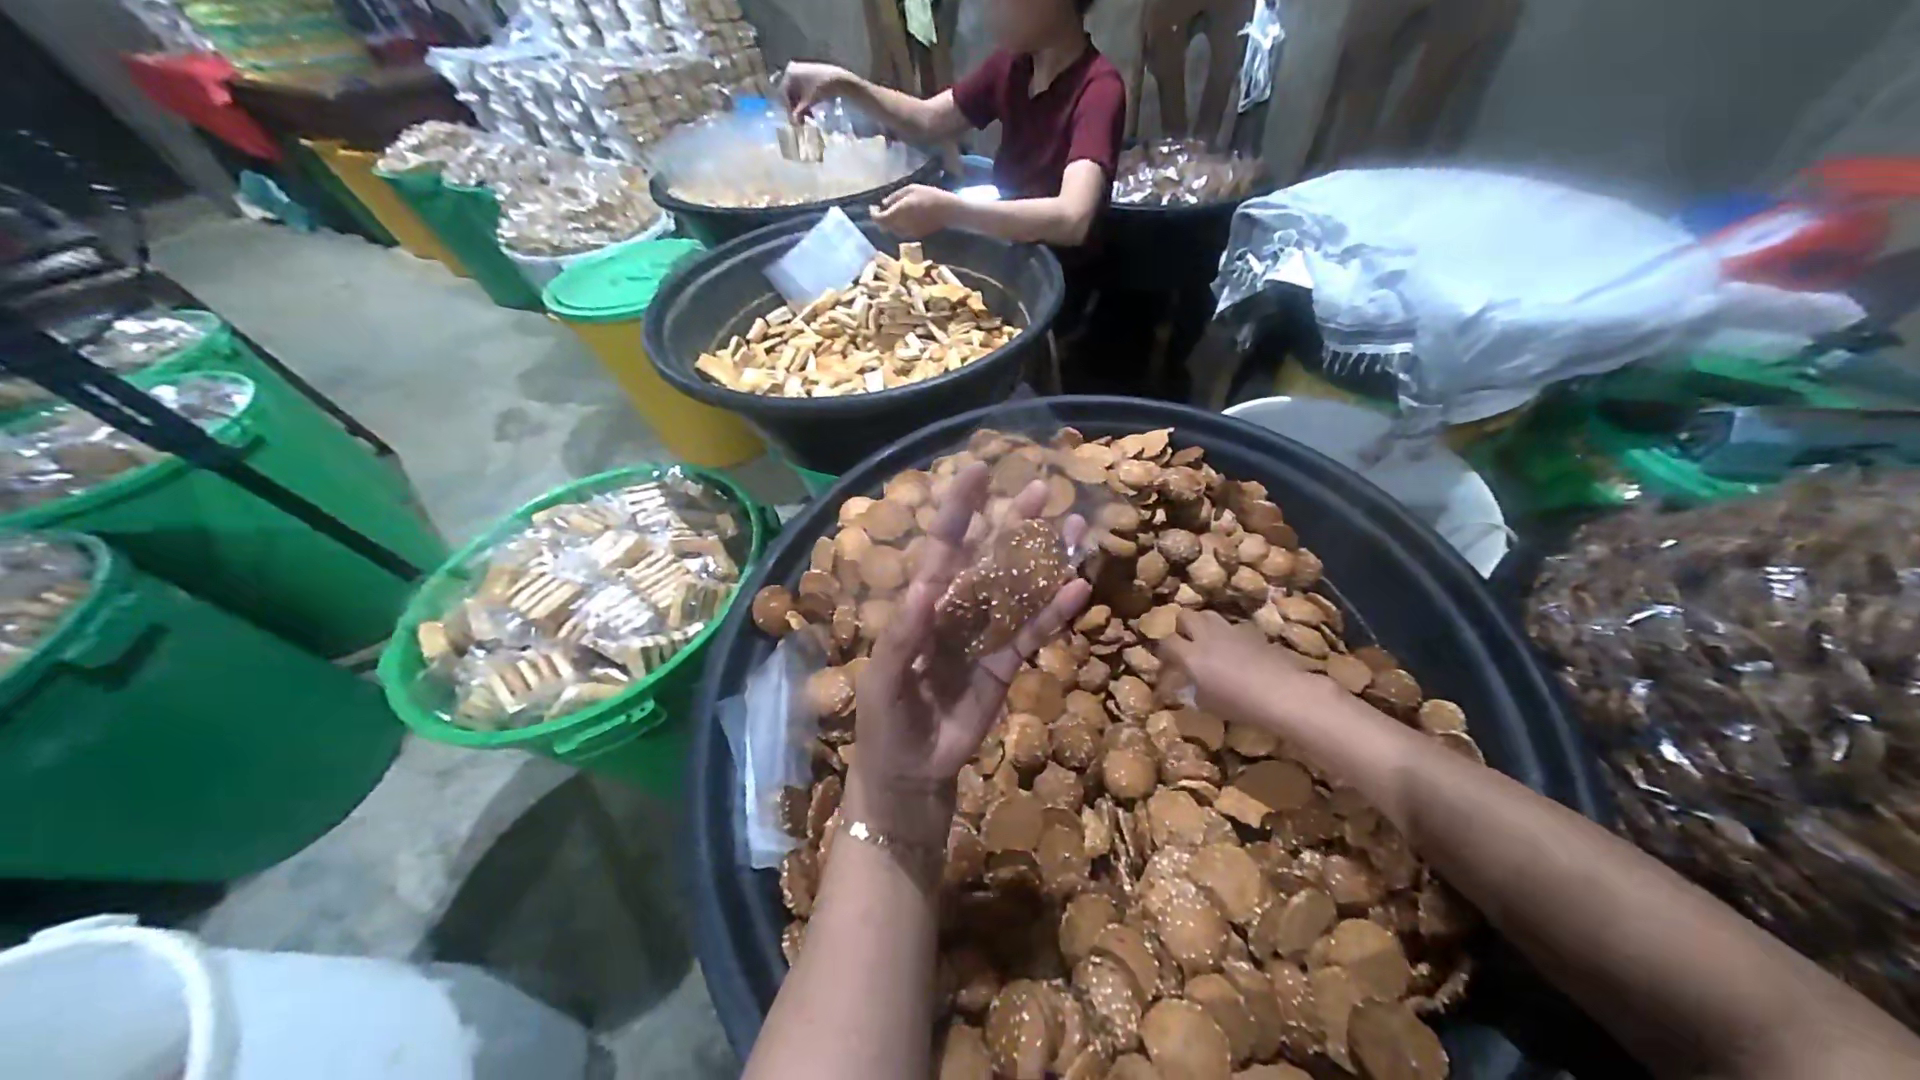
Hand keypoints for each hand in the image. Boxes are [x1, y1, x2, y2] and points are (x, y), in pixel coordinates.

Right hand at [782, 61, 851, 120]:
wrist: (838, 79)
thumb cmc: (821, 89)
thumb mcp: (808, 102)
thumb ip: (798, 113)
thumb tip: (793, 123)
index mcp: (789, 74)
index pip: (784, 95)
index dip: (789, 110)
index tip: (796, 122)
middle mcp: (791, 69)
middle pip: (789, 94)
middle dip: (796, 108)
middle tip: (802, 120)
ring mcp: (800, 70)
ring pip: (796, 92)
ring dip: (801, 106)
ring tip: (809, 115)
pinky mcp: (808, 73)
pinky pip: (802, 88)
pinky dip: (805, 99)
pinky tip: (811, 107)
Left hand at [849, 464, 1091, 844]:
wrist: (909, 770)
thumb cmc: (884, 720)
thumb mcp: (883, 677)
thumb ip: (904, 633)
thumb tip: (925, 587)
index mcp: (923, 604)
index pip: (943, 547)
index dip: (959, 510)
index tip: (978, 471)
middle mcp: (957, 611)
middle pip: (990, 558)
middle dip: (1014, 523)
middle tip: (1044, 489)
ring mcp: (984, 636)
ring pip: (1019, 590)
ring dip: (1045, 560)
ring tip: (1075, 526)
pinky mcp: (1005, 665)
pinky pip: (1031, 634)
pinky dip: (1054, 613)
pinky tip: (1079, 588)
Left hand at [873, 184, 960, 239]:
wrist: (947, 211)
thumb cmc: (929, 196)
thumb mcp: (911, 189)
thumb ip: (895, 197)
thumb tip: (883, 203)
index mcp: (898, 212)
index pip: (879, 219)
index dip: (873, 214)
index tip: (873, 206)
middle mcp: (901, 225)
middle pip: (884, 226)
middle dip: (881, 218)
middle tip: (881, 208)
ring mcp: (908, 232)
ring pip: (892, 230)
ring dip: (889, 222)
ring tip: (893, 211)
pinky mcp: (915, 236)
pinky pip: (901, 231)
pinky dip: (898, 225)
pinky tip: (903, 217)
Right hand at [1161, 609, 1338, 723]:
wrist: (1282, 693)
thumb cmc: (1239, 704)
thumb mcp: (1208, 704)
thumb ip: (1194, 690)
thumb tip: (1190, 685)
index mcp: (1190, 655)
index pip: (1166, 642)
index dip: (1164, 650)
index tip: (1168, 661)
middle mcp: (1206, 636)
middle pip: (1185, 616)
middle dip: (1182, 627)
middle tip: (1187, 643)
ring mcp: (1230, 631)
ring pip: (1208, 615)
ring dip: (1204, 625)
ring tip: (1209, 641)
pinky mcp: (1252, 633)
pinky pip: (1233, 627)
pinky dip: (1229, 635)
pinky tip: (1237, 651)